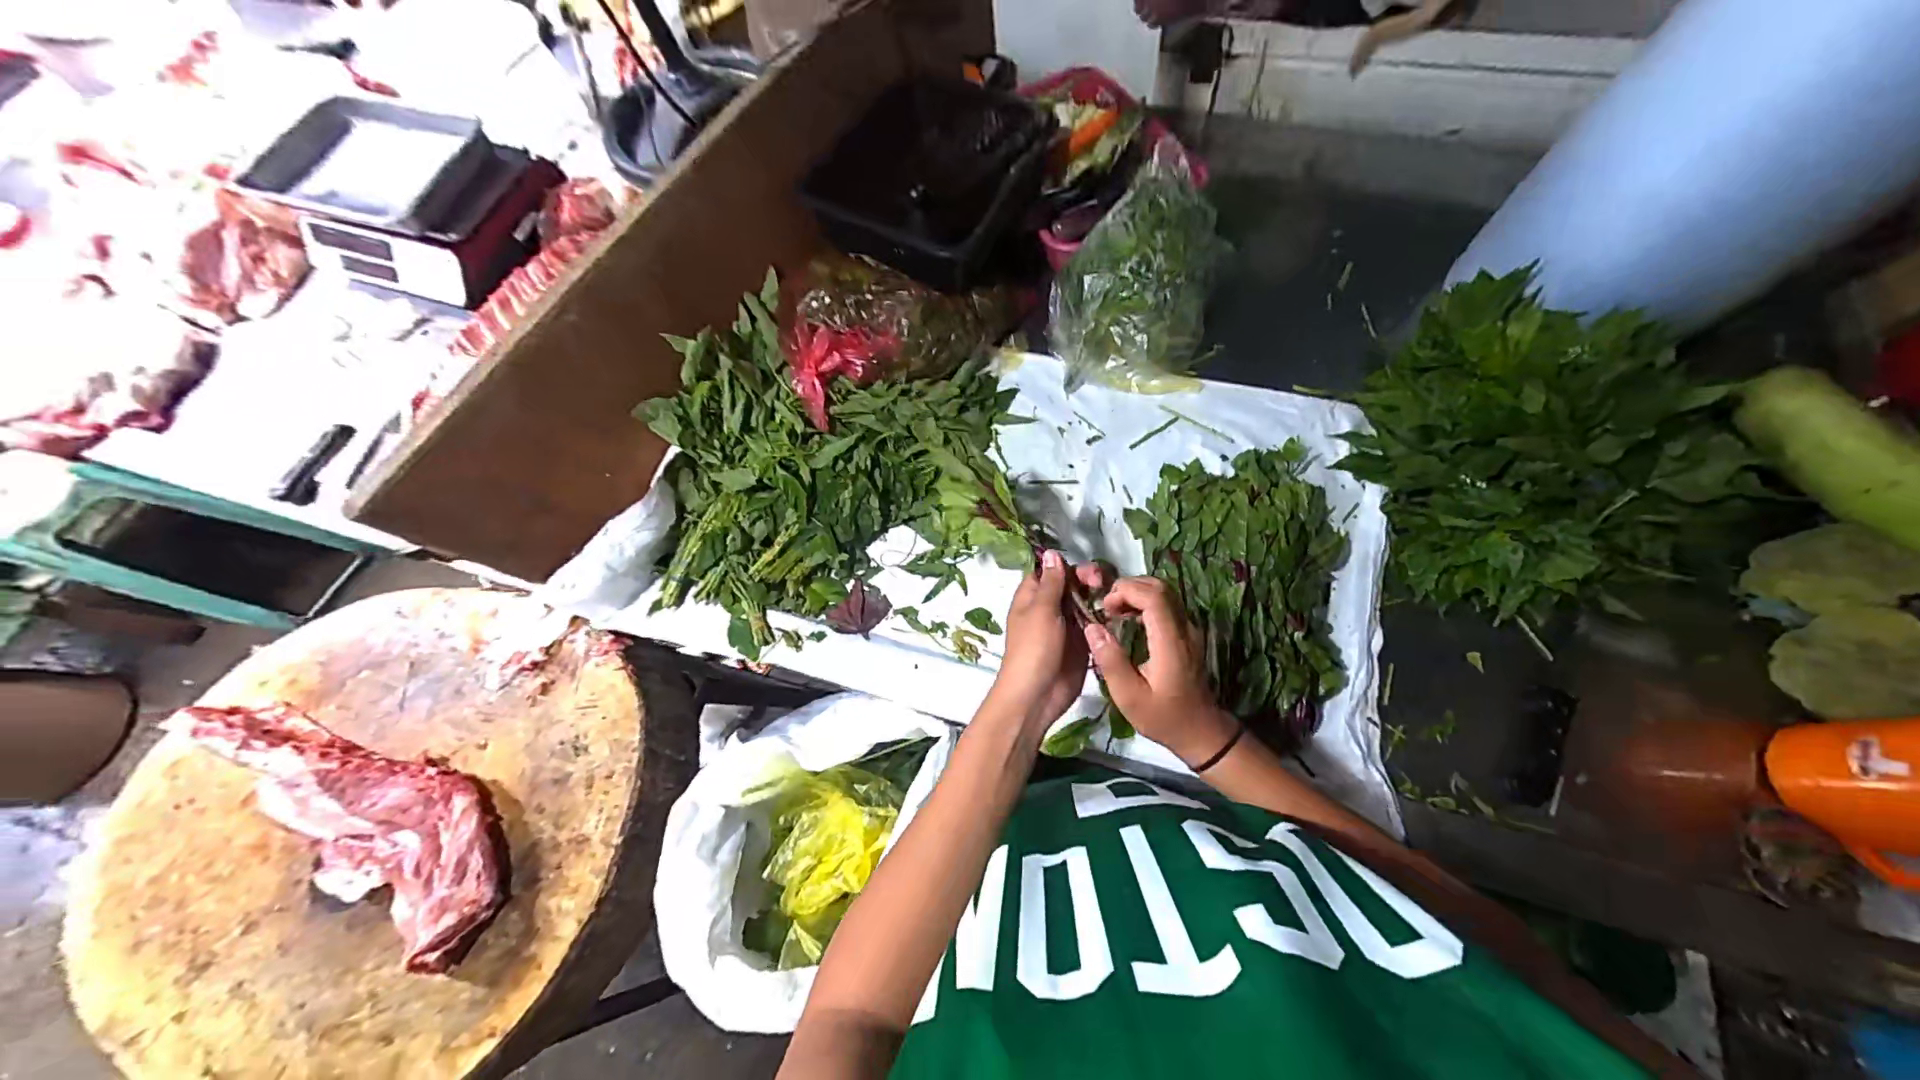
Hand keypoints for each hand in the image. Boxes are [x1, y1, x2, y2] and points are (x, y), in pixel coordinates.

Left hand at [983, 551, 1111, 733]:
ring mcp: (1066, 625)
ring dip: (1100, 597)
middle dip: (1089, 579)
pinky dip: (1105, 617)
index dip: (1068, 566)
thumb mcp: (1041, 611)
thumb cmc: (1034, 649)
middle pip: (1071, 584)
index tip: (1088, 570)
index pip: (1051, 570)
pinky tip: (1120, 613)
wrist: (1038, 695)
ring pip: (1085, 602)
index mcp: (1032, 596)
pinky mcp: (1081, 642)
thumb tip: (1051, 552)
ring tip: (1116, 597)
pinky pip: (1094, 623)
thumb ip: (1051, 583)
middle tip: (1103, 583)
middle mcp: (1049, 607)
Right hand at [1083, 576, 1239, 767]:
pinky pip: (1166, 605)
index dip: (1127, 591)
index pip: (1154, 597)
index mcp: (1171, 643)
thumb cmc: (1163, 717)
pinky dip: (1145, 603)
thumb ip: (1110, 660)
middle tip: (1107, 606)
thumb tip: (1092, 627)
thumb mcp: (1129, 696)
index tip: (1105, 605)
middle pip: (1160, 588)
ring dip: (1137, 594)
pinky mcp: (1187, 634)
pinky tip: (1128, 620)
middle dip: (1129, 587)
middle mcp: (1184, 630)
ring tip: (1114, 612)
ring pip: (1165, 593)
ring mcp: (1189, 630)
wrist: (1200, 730)